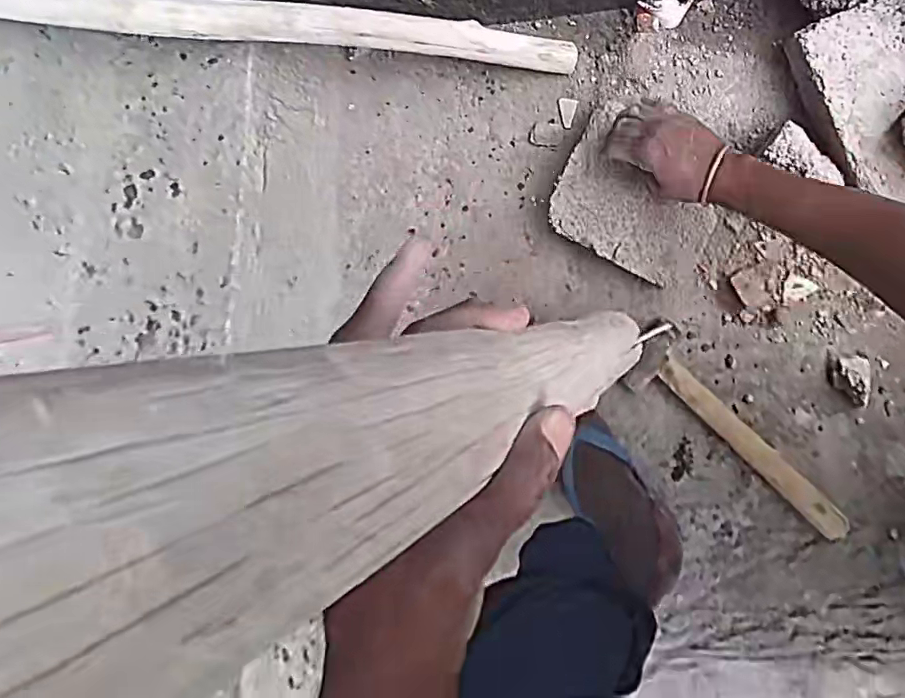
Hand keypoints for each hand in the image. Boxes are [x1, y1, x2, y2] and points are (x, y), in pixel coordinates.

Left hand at [323, 240, 571, 697]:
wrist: (383, 682)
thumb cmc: (403, 626)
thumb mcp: (459, 558)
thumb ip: (508, 486)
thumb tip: (552, 415)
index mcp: (352, 454)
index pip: (363, 350)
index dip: (389, 295)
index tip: (418, 250)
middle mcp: (355, 443)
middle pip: (401, 357)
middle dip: (456, 326)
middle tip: (512, 319)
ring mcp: (373, 457)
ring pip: (412, 379)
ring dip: (456, 349)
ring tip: (501, 332)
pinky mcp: (393, 475)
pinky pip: (424, 409)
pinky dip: (456, 383)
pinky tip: (480, 375)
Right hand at [604, 101, 725, 202]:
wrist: (718, 172)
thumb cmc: (694, 182)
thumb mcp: (661, 190)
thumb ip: (644, 176)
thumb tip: (639, 169)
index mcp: (645, 151)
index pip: (616, 144)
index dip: (607, 148)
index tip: (607, 151)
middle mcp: (653, 132)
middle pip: (622, 125)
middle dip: (612, 133)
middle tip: (611, 138)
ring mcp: (666, 121)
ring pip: (636, 110)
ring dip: (625, 116)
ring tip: (621, 121)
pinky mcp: (679, 116)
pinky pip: (655, 105)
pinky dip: (645, 106)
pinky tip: (643, 109)